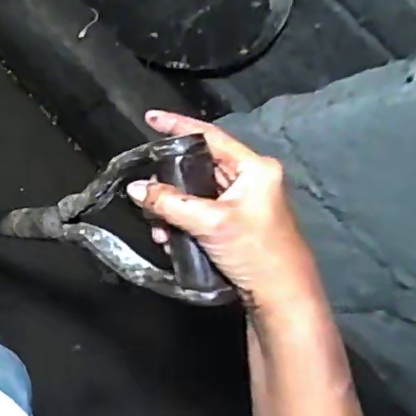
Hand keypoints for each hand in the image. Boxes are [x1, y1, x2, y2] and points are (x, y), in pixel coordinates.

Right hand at [127, 110, 320, 310]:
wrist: (280, 297)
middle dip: (166, 183)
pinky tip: (169, 238)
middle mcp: (249, 180)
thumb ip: (169, 202)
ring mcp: (240, 202)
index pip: (210, 137)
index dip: (178, 126)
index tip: (150, 118)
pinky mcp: (231, 223)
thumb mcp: (209, 223)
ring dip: (169, 208)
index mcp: (254, 169)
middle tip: (144, 194)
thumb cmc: (257, 253)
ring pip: (191, 192)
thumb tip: (135, 188)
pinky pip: (194, 212)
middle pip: (196, 166)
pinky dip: (177, 222)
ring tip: (159, 228)